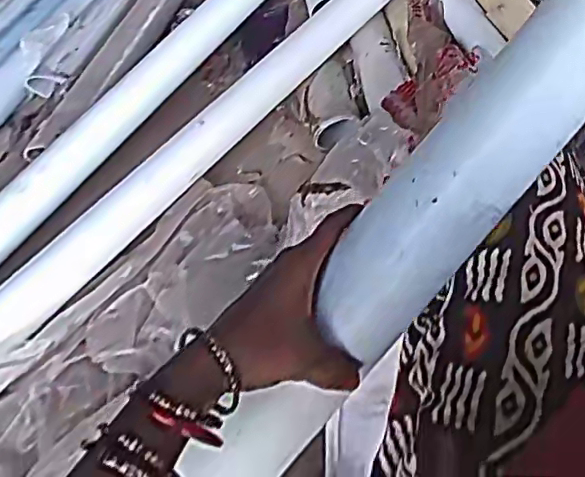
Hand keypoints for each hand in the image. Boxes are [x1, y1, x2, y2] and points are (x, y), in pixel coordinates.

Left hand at [209, 205, 362, 390]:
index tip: (369, 211)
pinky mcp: (269, 294)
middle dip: (347, 239)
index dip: (352, 214)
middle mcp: (288, 263)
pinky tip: (324, 304)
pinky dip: (316, 280)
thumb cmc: (255, 345)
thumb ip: (336, 366)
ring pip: (310, 258)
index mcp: (301, 262)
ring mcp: (276, 278)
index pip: (331, 225)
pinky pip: (299, 276)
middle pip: (322, 239)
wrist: (214, 363)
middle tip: (370, 246)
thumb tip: (354, 374)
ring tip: (353, 276)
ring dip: (330, 261)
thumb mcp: (306, 356)